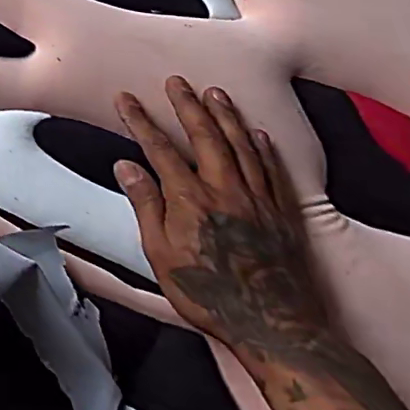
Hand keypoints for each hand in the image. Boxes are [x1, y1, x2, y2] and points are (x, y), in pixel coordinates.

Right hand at [112, 76, 336, 357]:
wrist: (274, 328)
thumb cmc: (210, 294)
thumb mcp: (160, 251)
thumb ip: (145, 204)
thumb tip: (127, 167)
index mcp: (190, 200)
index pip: (159, 148)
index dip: (140, 120)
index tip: (127, 100)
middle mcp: (226, 192)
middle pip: (204, 137)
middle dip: (187, 105)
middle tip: (177, 82)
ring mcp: (258, 201)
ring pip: (241, 147)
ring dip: (226, 116)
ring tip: (215, 93)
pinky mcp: (283, 215)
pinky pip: (272, 171)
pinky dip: (262, 148)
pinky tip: (256, 134)